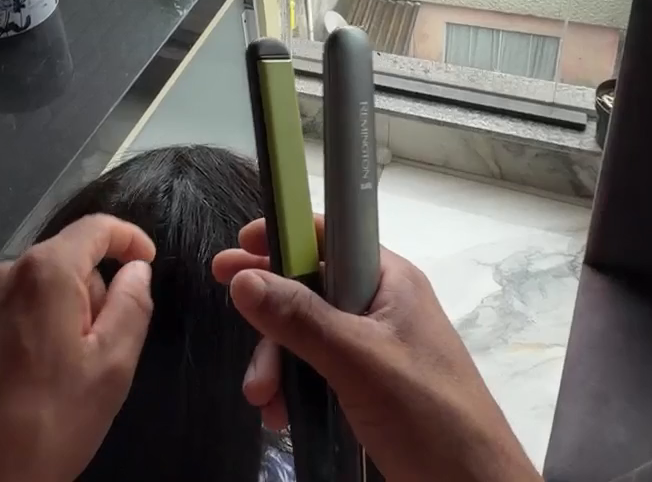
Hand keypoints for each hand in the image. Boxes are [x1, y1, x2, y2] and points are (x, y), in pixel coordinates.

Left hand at [0, 214, 156, 481]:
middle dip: (95, 289)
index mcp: (46, 271)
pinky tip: (36, 375)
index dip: (129, 238)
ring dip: (65, 310)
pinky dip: (35, 324)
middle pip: (69, 257)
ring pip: (41, 284)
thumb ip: (132, 305)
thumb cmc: (47, 423)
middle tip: (105, 346)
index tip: (148, 261)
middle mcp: (7, 272)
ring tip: (68, 370)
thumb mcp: (111, 367)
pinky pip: (14, 307)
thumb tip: (136, 270)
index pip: (96, 227)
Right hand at [213, 216, 540, 481]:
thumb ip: (300, 319)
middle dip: (270, 309)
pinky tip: (279, 415)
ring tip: (261, 398)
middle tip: (224, 300)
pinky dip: (293, 386)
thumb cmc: (427, 416)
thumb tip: (242, 277)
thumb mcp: (357, 362)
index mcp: (389, 279)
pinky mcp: (368, 385)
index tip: (242, 244)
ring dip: (277, 359)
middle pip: (310, 285)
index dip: (285, 234)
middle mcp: (380, 303)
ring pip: (308, 331)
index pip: (330, 235)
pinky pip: (318, 367)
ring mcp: (374, 346)